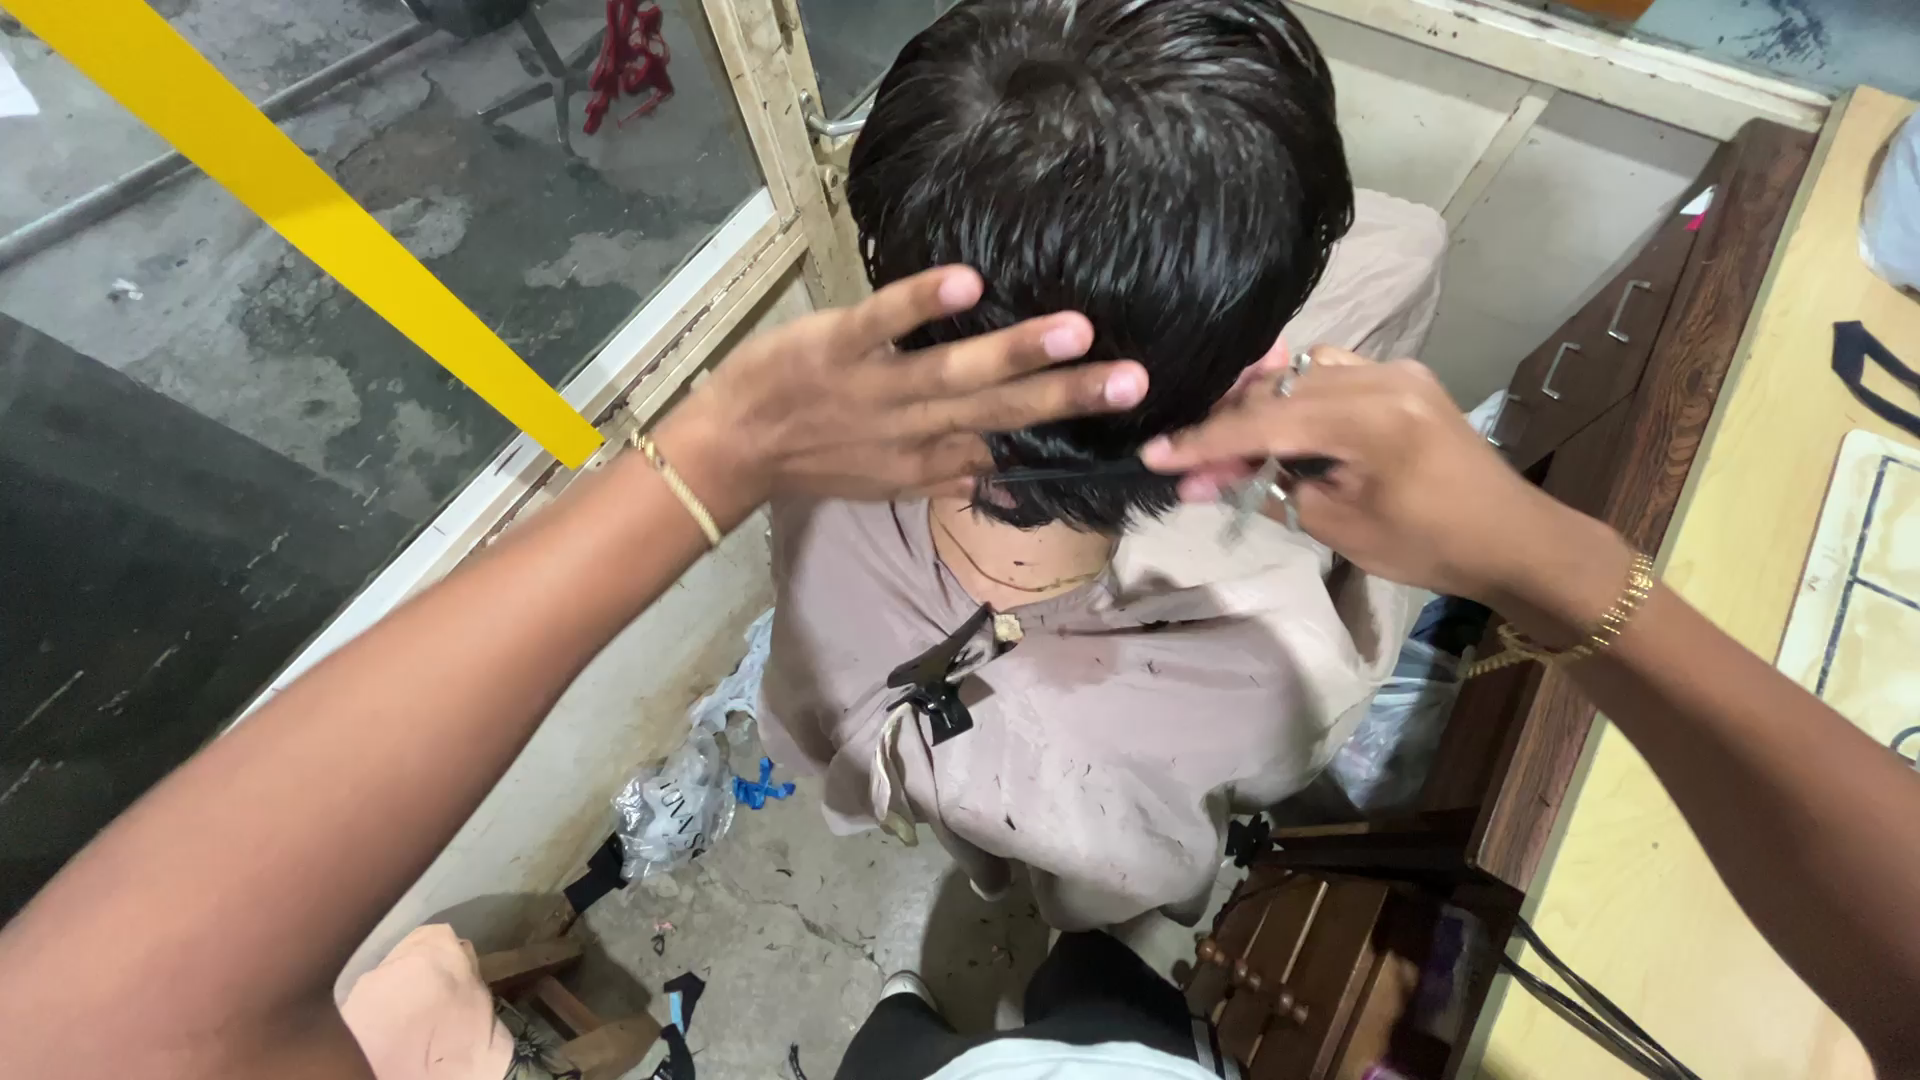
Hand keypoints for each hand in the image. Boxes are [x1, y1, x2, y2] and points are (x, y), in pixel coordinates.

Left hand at [655, 266, 1148, 519]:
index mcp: (925, 465)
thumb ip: (940, 474)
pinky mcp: (834, 348)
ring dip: (1014, 353)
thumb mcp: (883, 485)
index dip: (1061, 426)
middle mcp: (910, 431)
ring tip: (1078, 333)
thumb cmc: (813, 462)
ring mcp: (873, 390)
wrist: (731, 450)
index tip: (1125, 412)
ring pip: (952, 373)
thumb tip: (996, 465)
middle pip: (996, 412)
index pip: (1003, 442)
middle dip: (1066, 397)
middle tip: (1134, 380)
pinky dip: (919, 306)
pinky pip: (881, 325)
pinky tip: (966, 282)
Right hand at [1139, 347, 1623, 614]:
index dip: (1202, 441)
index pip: (1263, 422)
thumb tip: (1203, 480)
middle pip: (1273, 390)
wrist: (1512, 538)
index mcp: (1370, 419)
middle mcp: (1381, 378)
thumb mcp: (1336, 526)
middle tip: (1184, 465)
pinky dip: (1288, 392)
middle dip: (1221, 428)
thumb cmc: (1426, 546)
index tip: (1154, 455)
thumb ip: (1269, 490)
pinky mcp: (1400, 375)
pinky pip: (1326, 370)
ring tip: (1221, 442)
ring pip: (1295, 374)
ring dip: (1251, 406)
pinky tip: (1268, 414)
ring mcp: (1394, 369)